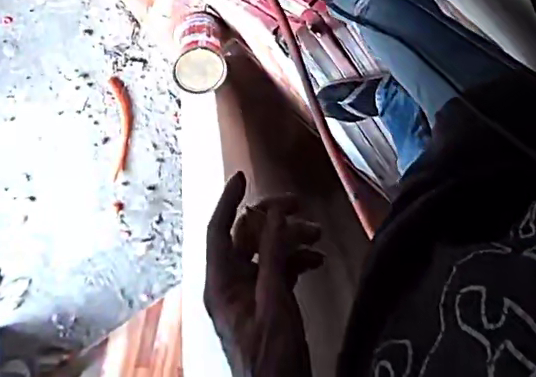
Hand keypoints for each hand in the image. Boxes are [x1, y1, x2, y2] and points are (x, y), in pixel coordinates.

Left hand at [204, 171, 325, 376]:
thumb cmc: (271, 357)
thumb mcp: (273, 300)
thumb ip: (272, 254)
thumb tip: (272, 212)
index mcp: (221, 283)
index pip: (218, 229)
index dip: (228, 200)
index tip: (243, 177)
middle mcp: (231, 284)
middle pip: (247, 235)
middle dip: (274, 219)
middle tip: (299, 205)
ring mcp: (249, 294)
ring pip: (266, 249)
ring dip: (291, 238)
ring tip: (317, 235)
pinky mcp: (267, 303)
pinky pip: (278, 268)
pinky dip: (296, 259)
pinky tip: (316, 260)